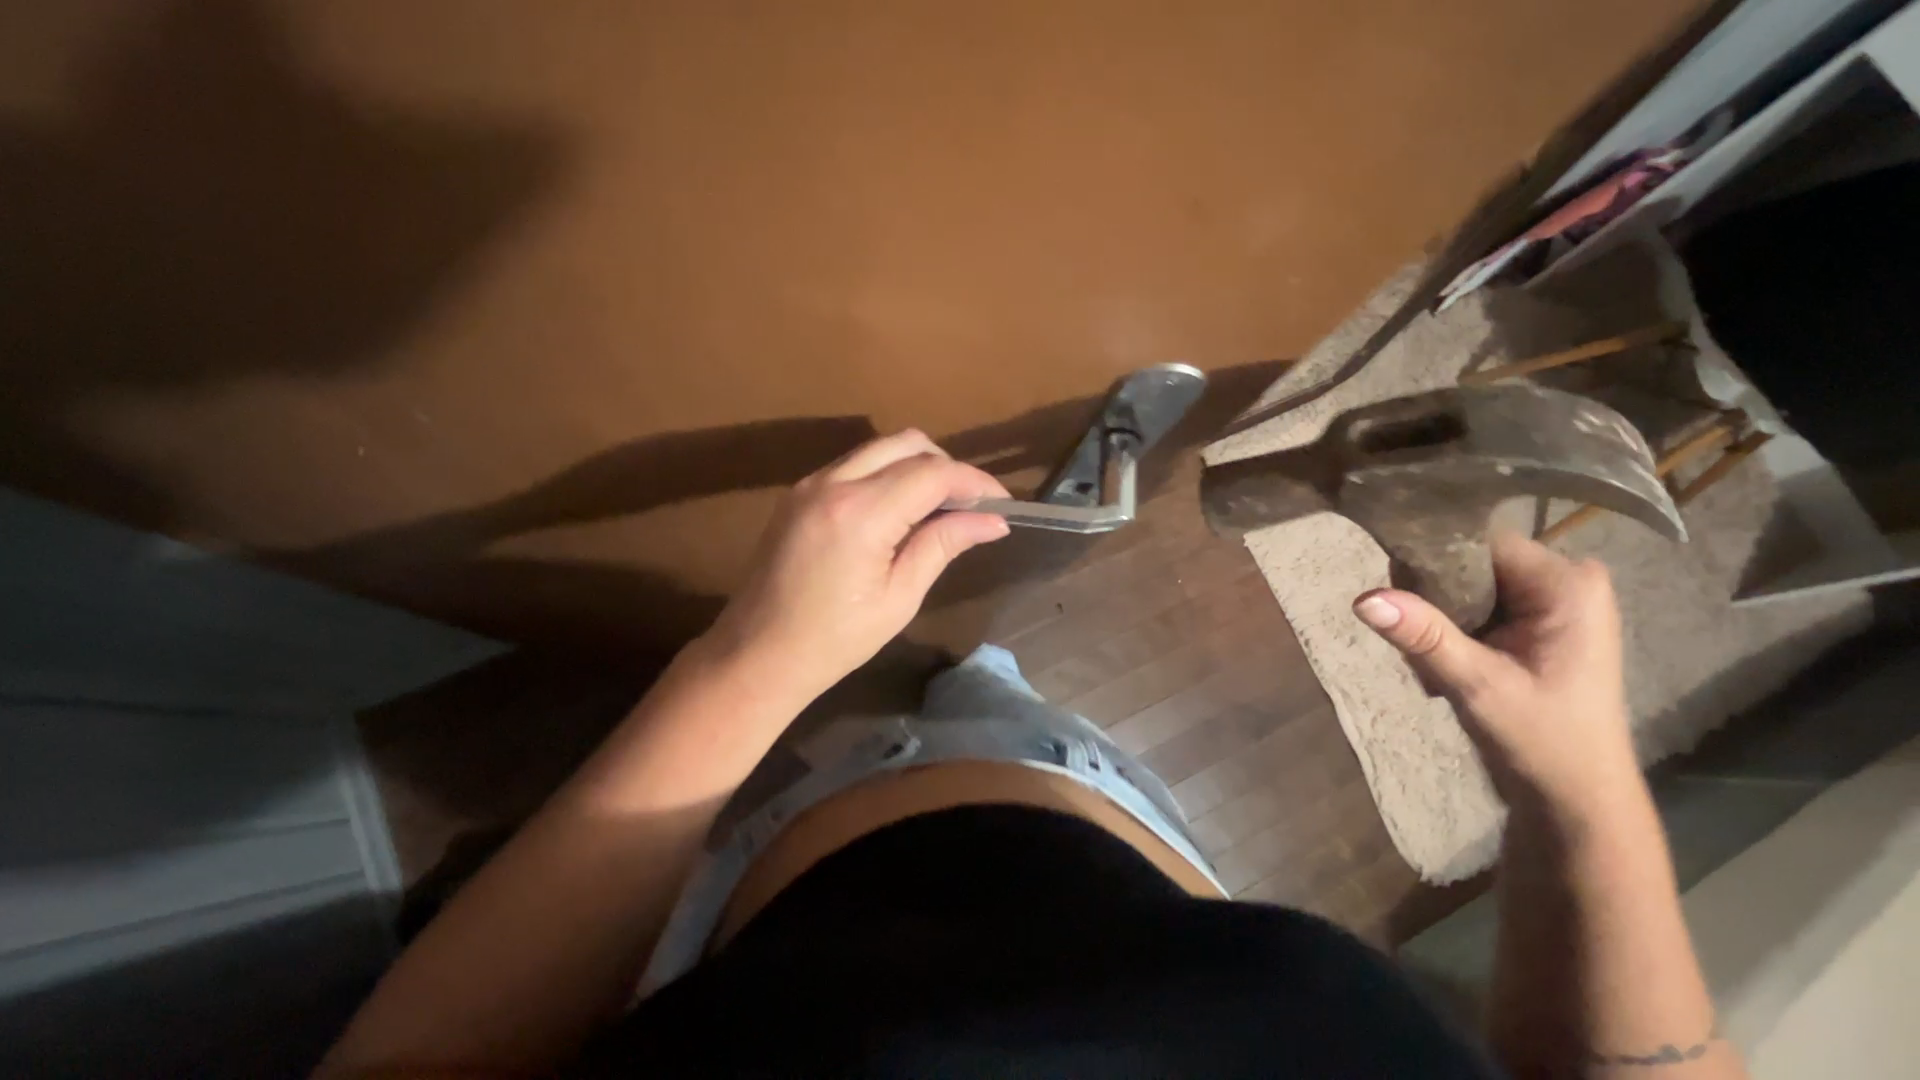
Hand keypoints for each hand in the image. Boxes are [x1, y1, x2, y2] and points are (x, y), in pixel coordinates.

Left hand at [702, 429, 1010, 701]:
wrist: (758, 653)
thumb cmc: (835, 640)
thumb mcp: (899, 598)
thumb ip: (942, 545)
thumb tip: (992, 521)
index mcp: (861, 514)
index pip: (932, 473)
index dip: (974, 481)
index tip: (1000, 502)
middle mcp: (833, 483)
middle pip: (908, 443)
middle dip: (947, 466)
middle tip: (970, 504)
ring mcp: (810, 484)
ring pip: (879, 448)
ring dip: (916, 466)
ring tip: (939, 508)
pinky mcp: (798, 493)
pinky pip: (853, 464)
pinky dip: (885, 473)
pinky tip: (898, 511)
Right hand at [1351, 532, 1641, 818]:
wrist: (1576, 800)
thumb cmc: (1542, 742)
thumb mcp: (1478, 686)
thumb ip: (1424, 636)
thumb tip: (1364, 597)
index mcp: (1568, 584)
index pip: (1478, 542)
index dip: (1432, 561)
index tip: (1398, 594)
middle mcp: (1567, 580)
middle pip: (1472, 561)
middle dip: (1434, 598)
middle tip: (1419, 647)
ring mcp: (1555, 601)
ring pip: (1469, 583)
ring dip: (1439, 619)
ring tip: (1434, 665)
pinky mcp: (1540, 621)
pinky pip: (1478, 603)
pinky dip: (1453, 630)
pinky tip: (1448, 665)